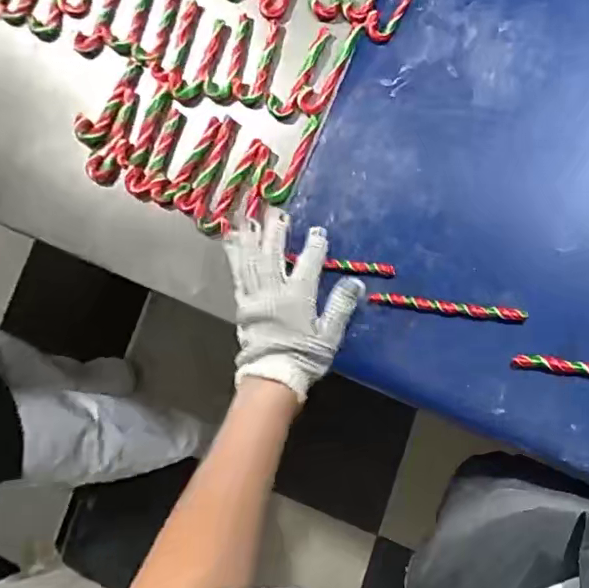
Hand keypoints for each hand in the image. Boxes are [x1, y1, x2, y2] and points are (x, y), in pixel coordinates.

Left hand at [222, 209, 364, 400]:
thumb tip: (355, 283)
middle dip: (276, 231)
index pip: (308, 263)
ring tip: (249, 216)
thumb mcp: (329, 334)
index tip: (317, 231)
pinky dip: (235, 255)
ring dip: (252, 236)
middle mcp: (274, 290)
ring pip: (252, 259)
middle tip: (276, 211)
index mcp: (298, 296)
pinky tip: (233, 241)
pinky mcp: (242, 304)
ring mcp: (255, 296)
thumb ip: (341, 306)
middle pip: (274, 254)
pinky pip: (237, 274)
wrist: (272, 376)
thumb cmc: (304, 356)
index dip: (314, 246)